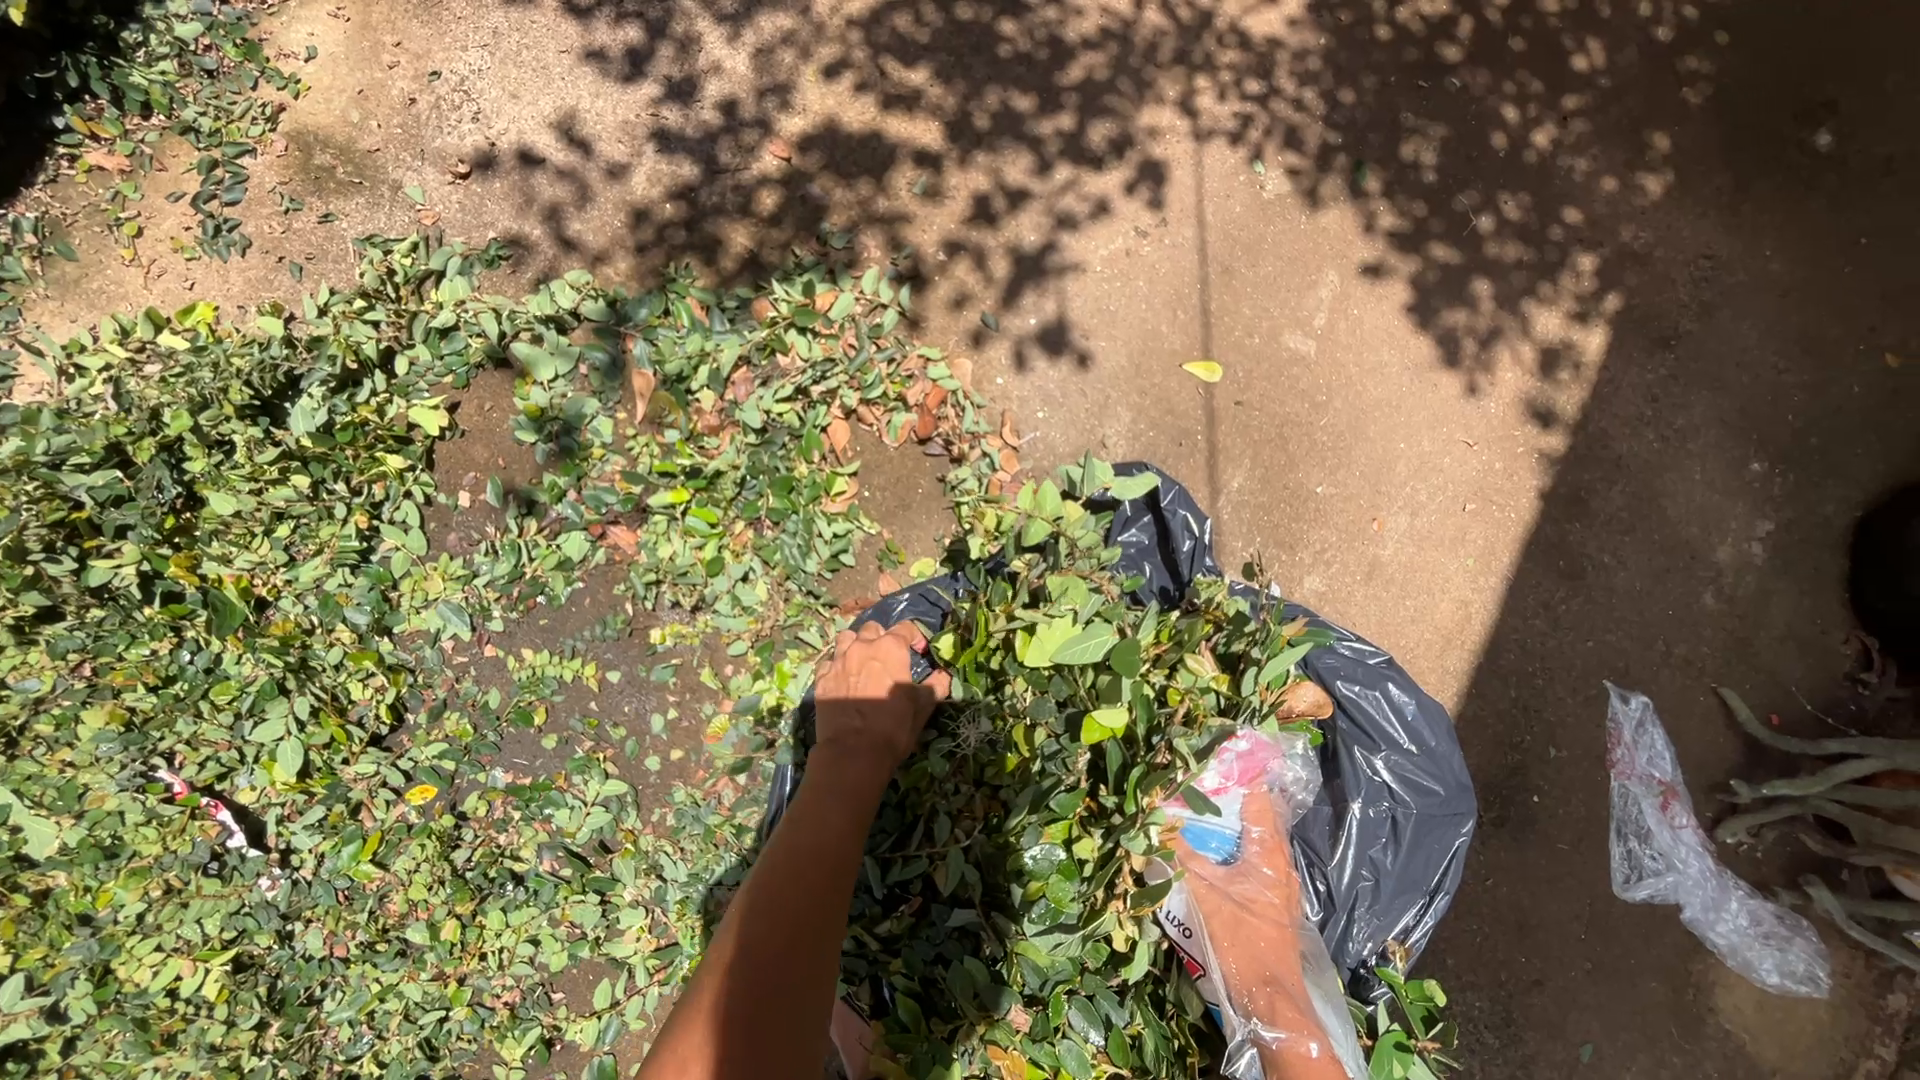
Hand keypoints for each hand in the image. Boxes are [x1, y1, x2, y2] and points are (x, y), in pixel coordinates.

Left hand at [813, 621, 950, 776]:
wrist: (853, 752)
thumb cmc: (894, 726)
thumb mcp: (923, 706)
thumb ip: (936, 685)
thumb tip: (944, 674)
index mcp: (890, 648)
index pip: (905, 628)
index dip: (915, 636)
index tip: (919, 650)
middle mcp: (862, 647)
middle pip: (873, 629)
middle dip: (882, 638)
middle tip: (889, 657)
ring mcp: (838, 661)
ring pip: (847, 638)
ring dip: (856, 644)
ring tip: (863, 660)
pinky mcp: (821, 678)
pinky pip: (830, 661)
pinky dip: (838, 665)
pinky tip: (844, 678)